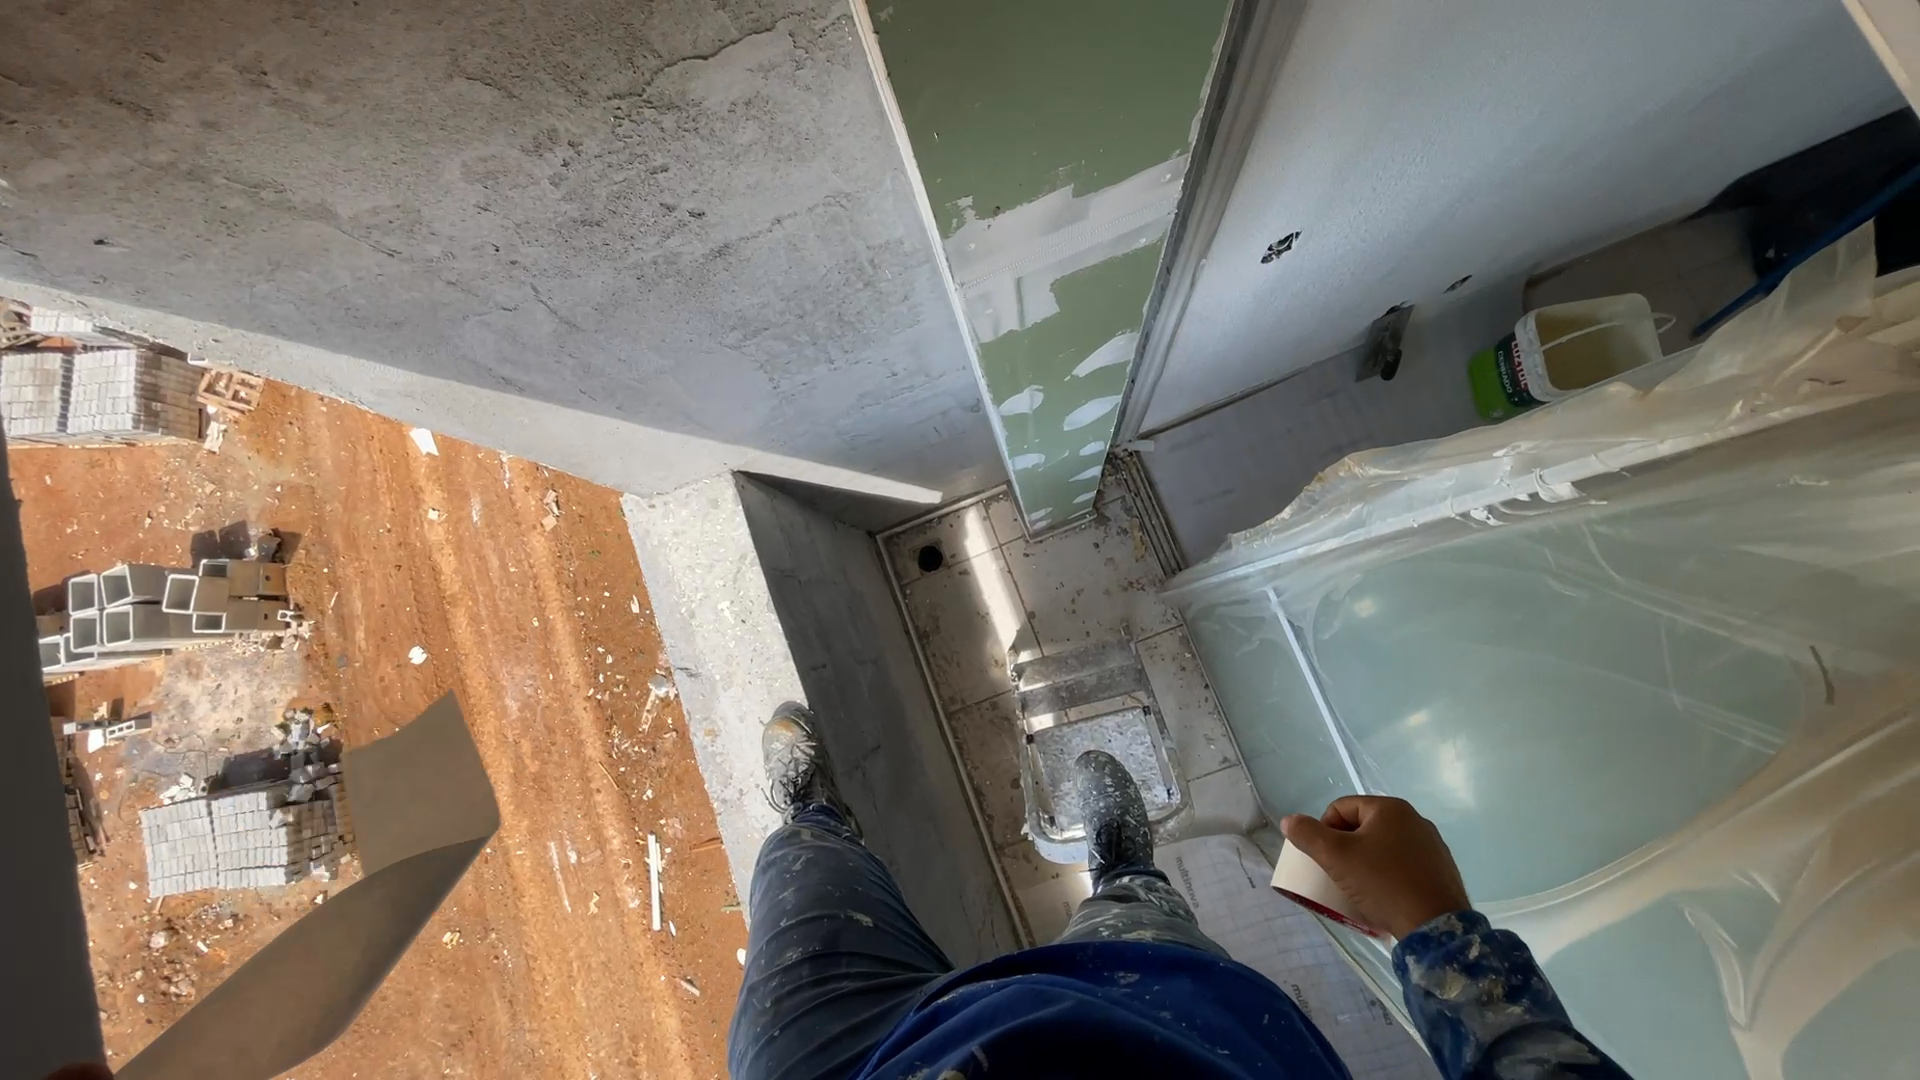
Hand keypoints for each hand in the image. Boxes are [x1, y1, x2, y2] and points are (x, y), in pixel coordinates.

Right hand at [1280, 796, 1470, 938]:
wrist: (1437, 930)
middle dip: (1346, 847)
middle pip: (1362, 827)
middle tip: (1340, 873)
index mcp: (1389, 808)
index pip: (1340, 809)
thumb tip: (1290, 821)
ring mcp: (1432, 846)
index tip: (1326, 859)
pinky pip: (1404, 864)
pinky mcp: (1442, 871)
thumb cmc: (1383, 884)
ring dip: (1366, 861)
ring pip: (1383, 846)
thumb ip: (1307, 834)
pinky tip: (1385, 895)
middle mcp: (1414, 819)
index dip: (1324, 831)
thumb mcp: (1335, 857)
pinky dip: (1389, 874)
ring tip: (1361, 886)